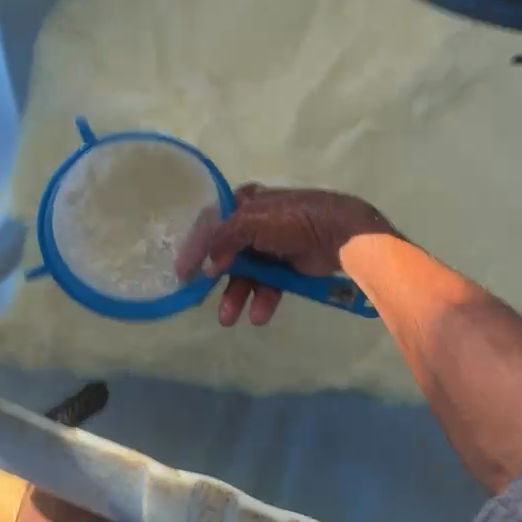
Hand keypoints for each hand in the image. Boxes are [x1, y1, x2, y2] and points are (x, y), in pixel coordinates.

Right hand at [177, 185, 396, 326]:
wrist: (339, 234)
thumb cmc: (291, 220)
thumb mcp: (250, 222)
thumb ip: (223, 241)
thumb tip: (209, 267)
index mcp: (244, 203)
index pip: (211, 226)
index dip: (196, 248)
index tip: (183, 272)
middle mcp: (254, 223)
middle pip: (227, 254)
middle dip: (217, 279)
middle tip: (201, 298)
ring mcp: (271, 246)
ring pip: (246, 274)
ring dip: (237, 295)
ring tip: (229, 319)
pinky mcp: (286, 265)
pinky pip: (268, 284)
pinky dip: (262, 299)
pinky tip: (259, 315)